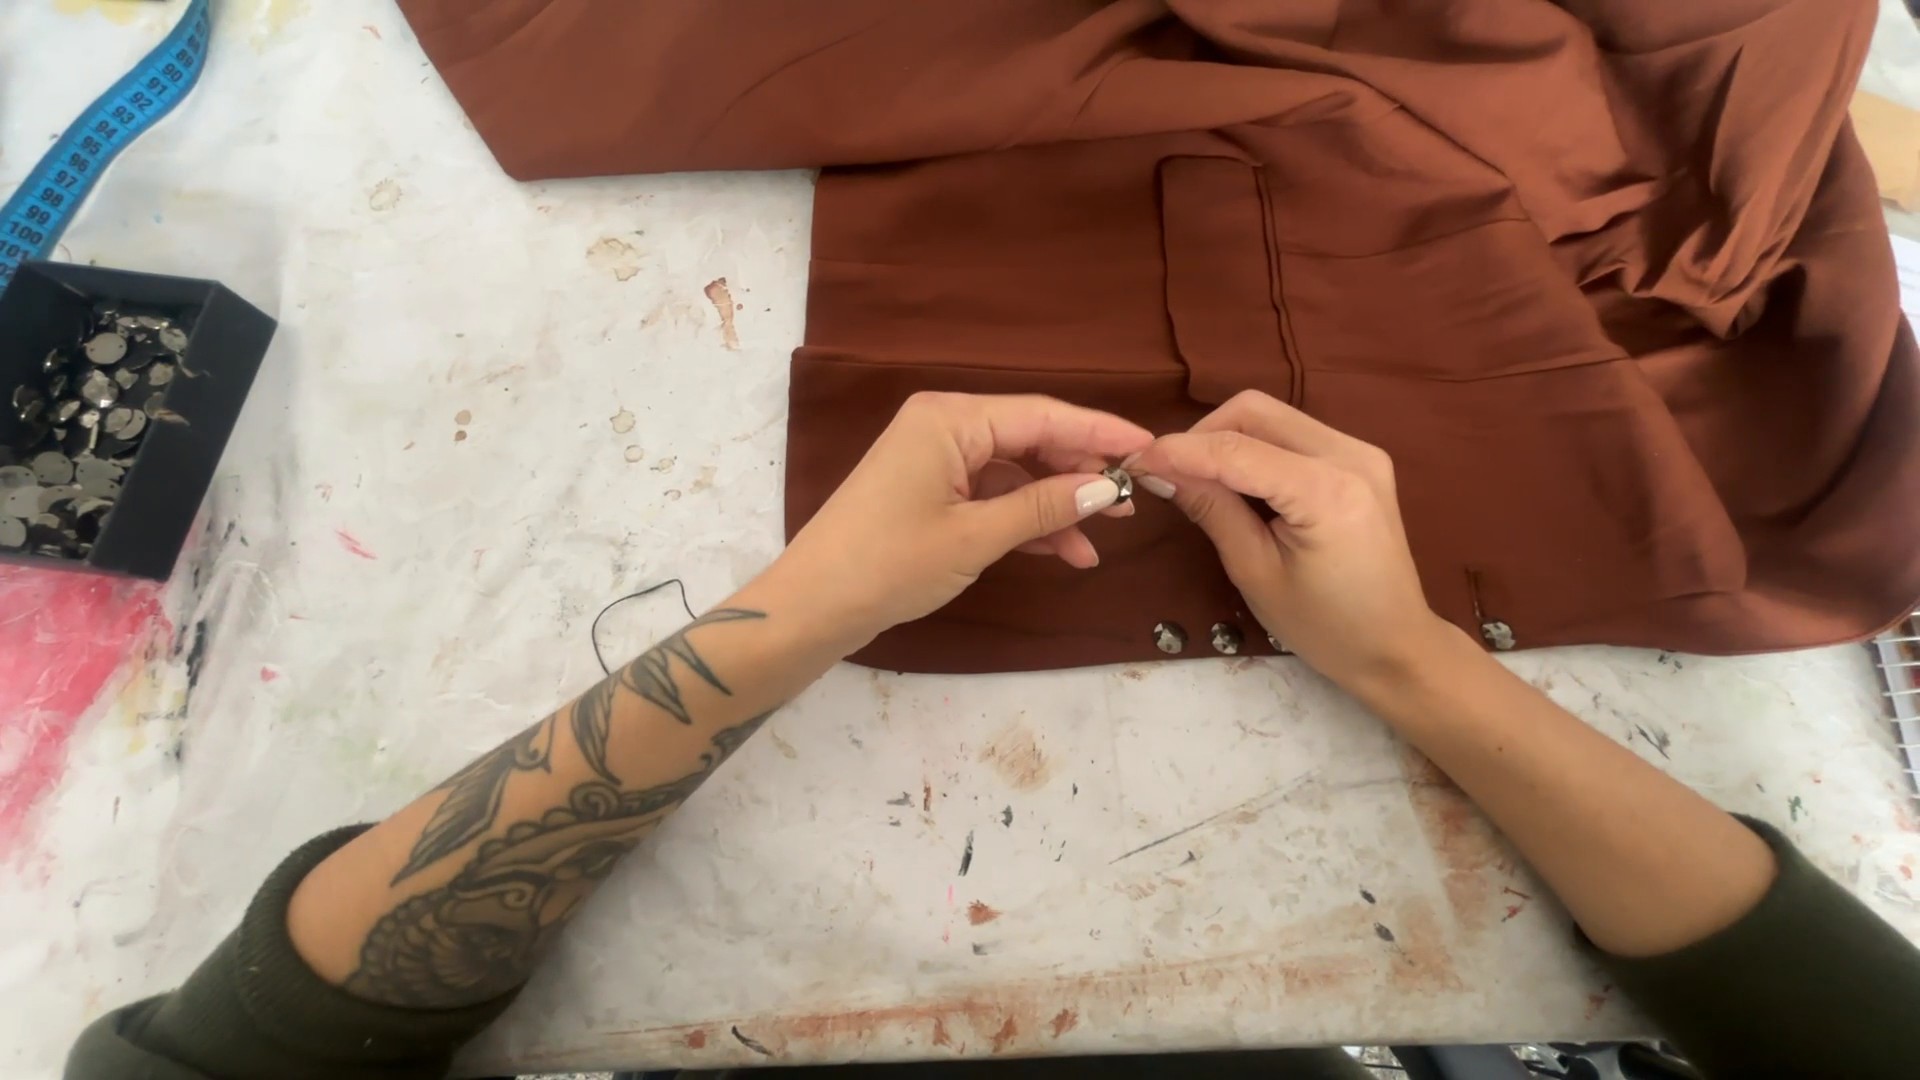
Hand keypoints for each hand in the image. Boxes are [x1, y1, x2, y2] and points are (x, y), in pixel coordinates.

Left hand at [766, 392, 1153, 648]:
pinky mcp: (932, 493)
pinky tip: (1063, 551)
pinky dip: (1024, 521)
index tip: (1150, 448)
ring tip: (1101, 536)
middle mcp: (945, 427)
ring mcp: (936, 461)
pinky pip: (991, 497)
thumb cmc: (889, 564)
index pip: (1042, 415)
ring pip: (1014, 472)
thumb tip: (1106, 487)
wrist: (815, 606)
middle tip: (1129, 502)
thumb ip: (1043, 508)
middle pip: (1030, 439)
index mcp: (951, 418)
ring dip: (1055, 505)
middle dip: (1079, 472)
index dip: (1100, 432)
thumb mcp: (974, 537)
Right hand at [1128, 391, 1453, 689]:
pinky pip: (1289, 433)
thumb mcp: (1254, 571)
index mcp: (1327, 492)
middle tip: (1165, 472)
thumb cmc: (1323, 625)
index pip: (1235, 450)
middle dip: (1200, 435)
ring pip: (1270, 416)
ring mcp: (1359, 451)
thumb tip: (1160, 472)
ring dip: (1223, 438)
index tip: (1133, 461)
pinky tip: (1233, 481)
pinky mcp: (1357, 459)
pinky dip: (1251, 447)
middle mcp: (1350, 455)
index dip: (1178, 450)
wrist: (1396, 645)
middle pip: (1254, 411)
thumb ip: (1211, 510)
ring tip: (1193, 478)